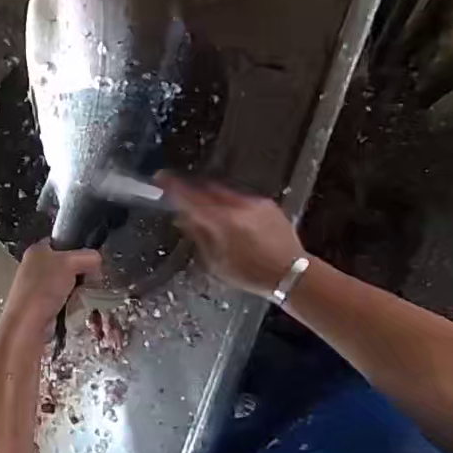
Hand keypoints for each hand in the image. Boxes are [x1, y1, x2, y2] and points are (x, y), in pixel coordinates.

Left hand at [1, 241, 102, 332]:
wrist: (27, 325)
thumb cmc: (43, 289)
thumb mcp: (70, 263)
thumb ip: (88, 257)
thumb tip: (96, 262)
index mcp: (37, 250)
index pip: (63, 241)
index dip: (78, 248)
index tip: (89, 259)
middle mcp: (35, 267)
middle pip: (68, 265)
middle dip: (80, 273)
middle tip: (86, 280)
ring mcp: (37, 287)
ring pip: (68, 284)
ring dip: (77, 290)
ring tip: (77, 296)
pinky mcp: (42, 305)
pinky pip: (64, 300)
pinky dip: (71, 304)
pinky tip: (71, 307)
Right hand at [158, 173, 305, 296]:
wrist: (291, 273)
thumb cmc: (251, 274)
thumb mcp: (215, 262)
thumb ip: (198, 236)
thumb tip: (183, 218)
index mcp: (220, 222)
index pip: (189, 198)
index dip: (173, 186)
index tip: (161, 178)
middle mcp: (236, 207)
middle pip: (205, 190)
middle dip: (191, 190)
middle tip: (180, 192)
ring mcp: (253, 203)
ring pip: (224, 192)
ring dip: (211, 196)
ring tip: (206, 207)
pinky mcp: (266, 204)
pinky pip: (241, 197)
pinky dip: (230, 202)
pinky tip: (231, 215)